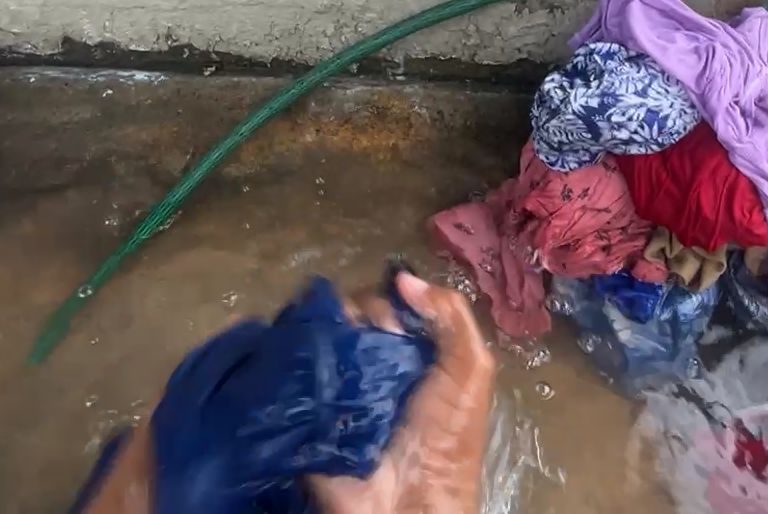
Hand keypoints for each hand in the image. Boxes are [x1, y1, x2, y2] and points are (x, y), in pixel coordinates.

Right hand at [310, 271, 496, 513]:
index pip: (393, 303)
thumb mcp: (471, 369)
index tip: (391, 312)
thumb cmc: (447, 433)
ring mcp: (342, 383)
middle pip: (356, 314)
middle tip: (368, 338)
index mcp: (415, 350)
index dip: (390, 298)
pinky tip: (303, 349)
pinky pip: (298, 371)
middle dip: (360, 314)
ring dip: (328, 330)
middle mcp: (377, 361)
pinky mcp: (312, 406)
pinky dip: (297, 356)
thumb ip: (450, 315)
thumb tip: (403, 277)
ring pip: (327, 335)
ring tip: (337, 345)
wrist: (409, 503)